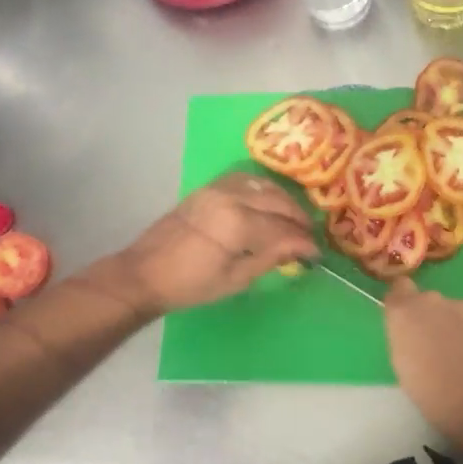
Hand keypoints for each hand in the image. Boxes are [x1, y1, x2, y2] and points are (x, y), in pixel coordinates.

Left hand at [100, 173, 317, 315]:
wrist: (144, 273)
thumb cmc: (191, 285)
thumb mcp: (236, 279)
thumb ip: (271, 258)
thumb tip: (303, 249)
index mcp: (237, 224)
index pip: (282, 228)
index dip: (303, 241)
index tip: (317, 253)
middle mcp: (230, 198)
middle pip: (277, 202)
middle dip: (297, 219)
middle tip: (310, 236)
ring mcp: (217, 189)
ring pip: (263, 185)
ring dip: (283, 200)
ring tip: (294, 218)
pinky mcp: (207, 188)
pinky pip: (244, 178)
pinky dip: (262, 187)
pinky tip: (269, 200)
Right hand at [383, 278, 462, 435]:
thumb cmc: (434, 393)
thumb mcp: (403, 368)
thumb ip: (405, 341)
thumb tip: (412, 334)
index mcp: (406, 313)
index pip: (398, 288)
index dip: (402, 302)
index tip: (404, 321)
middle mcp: (434, 302)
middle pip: (427, 302)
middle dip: (428, 319)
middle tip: (432, 350)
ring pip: (453, 312)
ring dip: (453, 328)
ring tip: (460, 360)